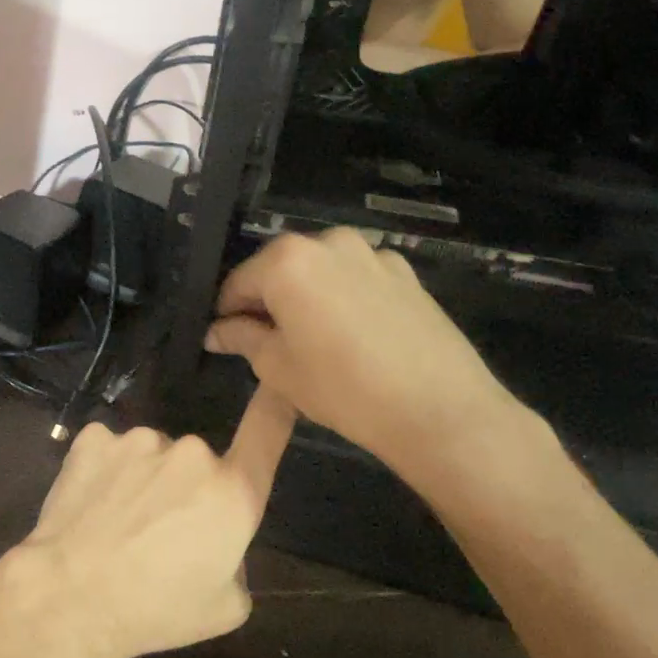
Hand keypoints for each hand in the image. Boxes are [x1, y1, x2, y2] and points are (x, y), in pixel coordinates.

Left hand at [1, 388, 296, 657]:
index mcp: (233, 492)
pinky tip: (92, 500)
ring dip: (142, 476)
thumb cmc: (157, 609)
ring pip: (151, 453)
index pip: (266, 434)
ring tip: (119, 520)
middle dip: (185, 486)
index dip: (275, 407)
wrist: (72, 592)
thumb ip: (235, 555)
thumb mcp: (227, 603)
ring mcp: (138, 439)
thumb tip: (214, 533)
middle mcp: (190, 453)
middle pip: (195, 462)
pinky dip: (105, 468)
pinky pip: (110, 448)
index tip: (278, 385)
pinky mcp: (93, 437)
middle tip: (159, 528)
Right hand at [202, 228, 520, 475]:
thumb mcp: (275, 367)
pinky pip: (356, 280)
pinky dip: (344, 298)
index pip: (236, 284)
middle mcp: (327, 243)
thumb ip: (240, 337)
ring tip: (314, 341)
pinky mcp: (405, 274)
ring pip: (319, 273)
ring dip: (307, 297)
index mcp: (286, 261)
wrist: (442, 413)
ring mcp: (371, 255)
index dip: (226, 314)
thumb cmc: (344, 389)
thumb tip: (216, 331)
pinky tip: (353, 337)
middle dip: (268, 301)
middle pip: (278, 270)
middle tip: (269, 343)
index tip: (225, 340)